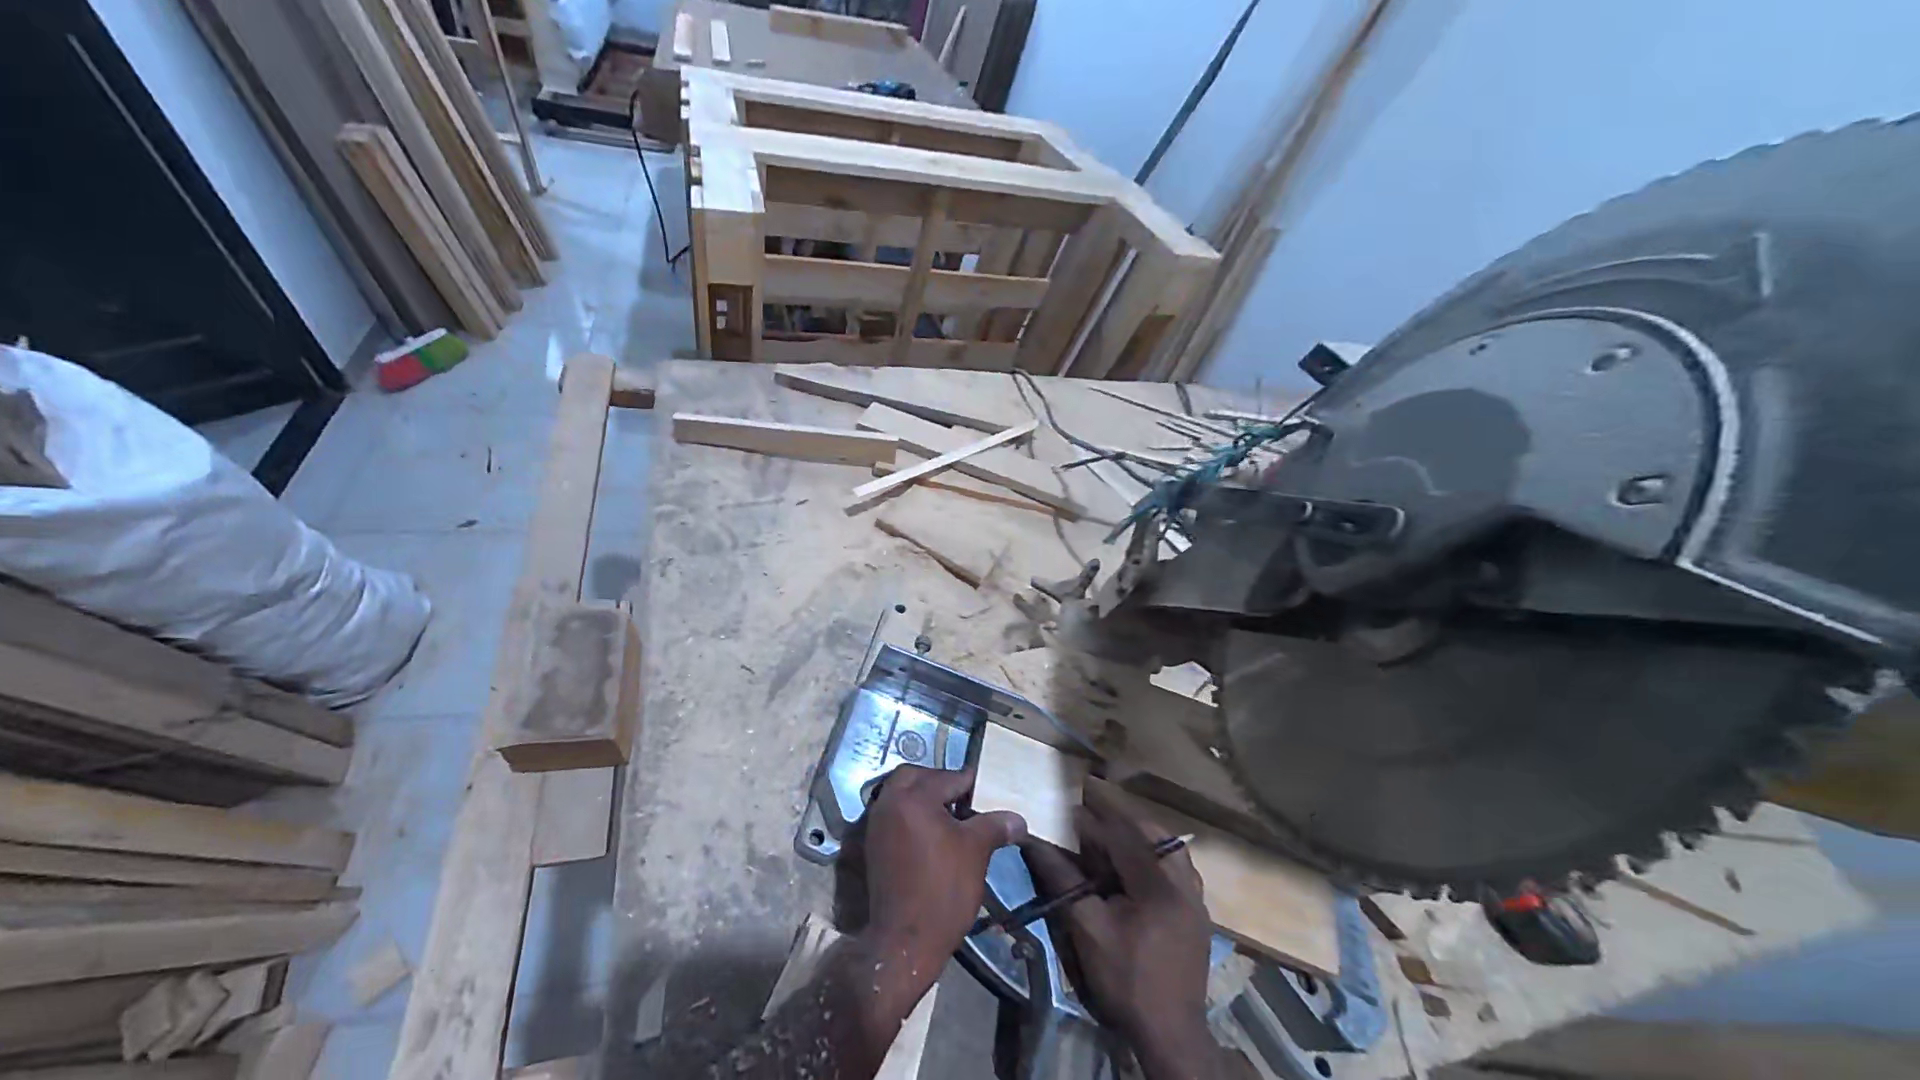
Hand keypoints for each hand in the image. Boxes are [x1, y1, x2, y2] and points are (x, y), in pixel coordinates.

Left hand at [862, 765, 1027, 998]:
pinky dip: (912, 816)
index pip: (948, 778)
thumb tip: (1017, 819)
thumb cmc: (943, 889)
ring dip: (924, 798)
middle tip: (964, 799)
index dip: (971, 785)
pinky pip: (894, 816)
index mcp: (913, 798)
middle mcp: (889, 804)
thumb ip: (995, 825)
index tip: (987, 792)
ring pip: (901, 795)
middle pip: (915, 777)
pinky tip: (933, 836)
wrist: (906, 940)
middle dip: (940, 783)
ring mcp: (877, 825)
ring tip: (951, 818)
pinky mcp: (874, 846)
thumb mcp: (976, 851)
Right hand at [1022, 785, 1215, 1079]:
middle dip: (1120, 815)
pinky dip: (1152, 853)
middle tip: (1090, 801)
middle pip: (1152, 832)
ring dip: (1138, 832)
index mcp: (1159, 884)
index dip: (1093, 815)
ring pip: (1167, 847)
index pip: (1123, 834)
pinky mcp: (1196, 912)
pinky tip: (1133, 860)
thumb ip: (1064, 880)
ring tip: (1109, 825)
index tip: (1069, 799)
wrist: (1171, 1034)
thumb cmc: (1126, 980)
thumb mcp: (1088, 929)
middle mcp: (1184, 882)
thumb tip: (1035, 843)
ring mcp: (1195, 897)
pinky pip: (1175, 866)